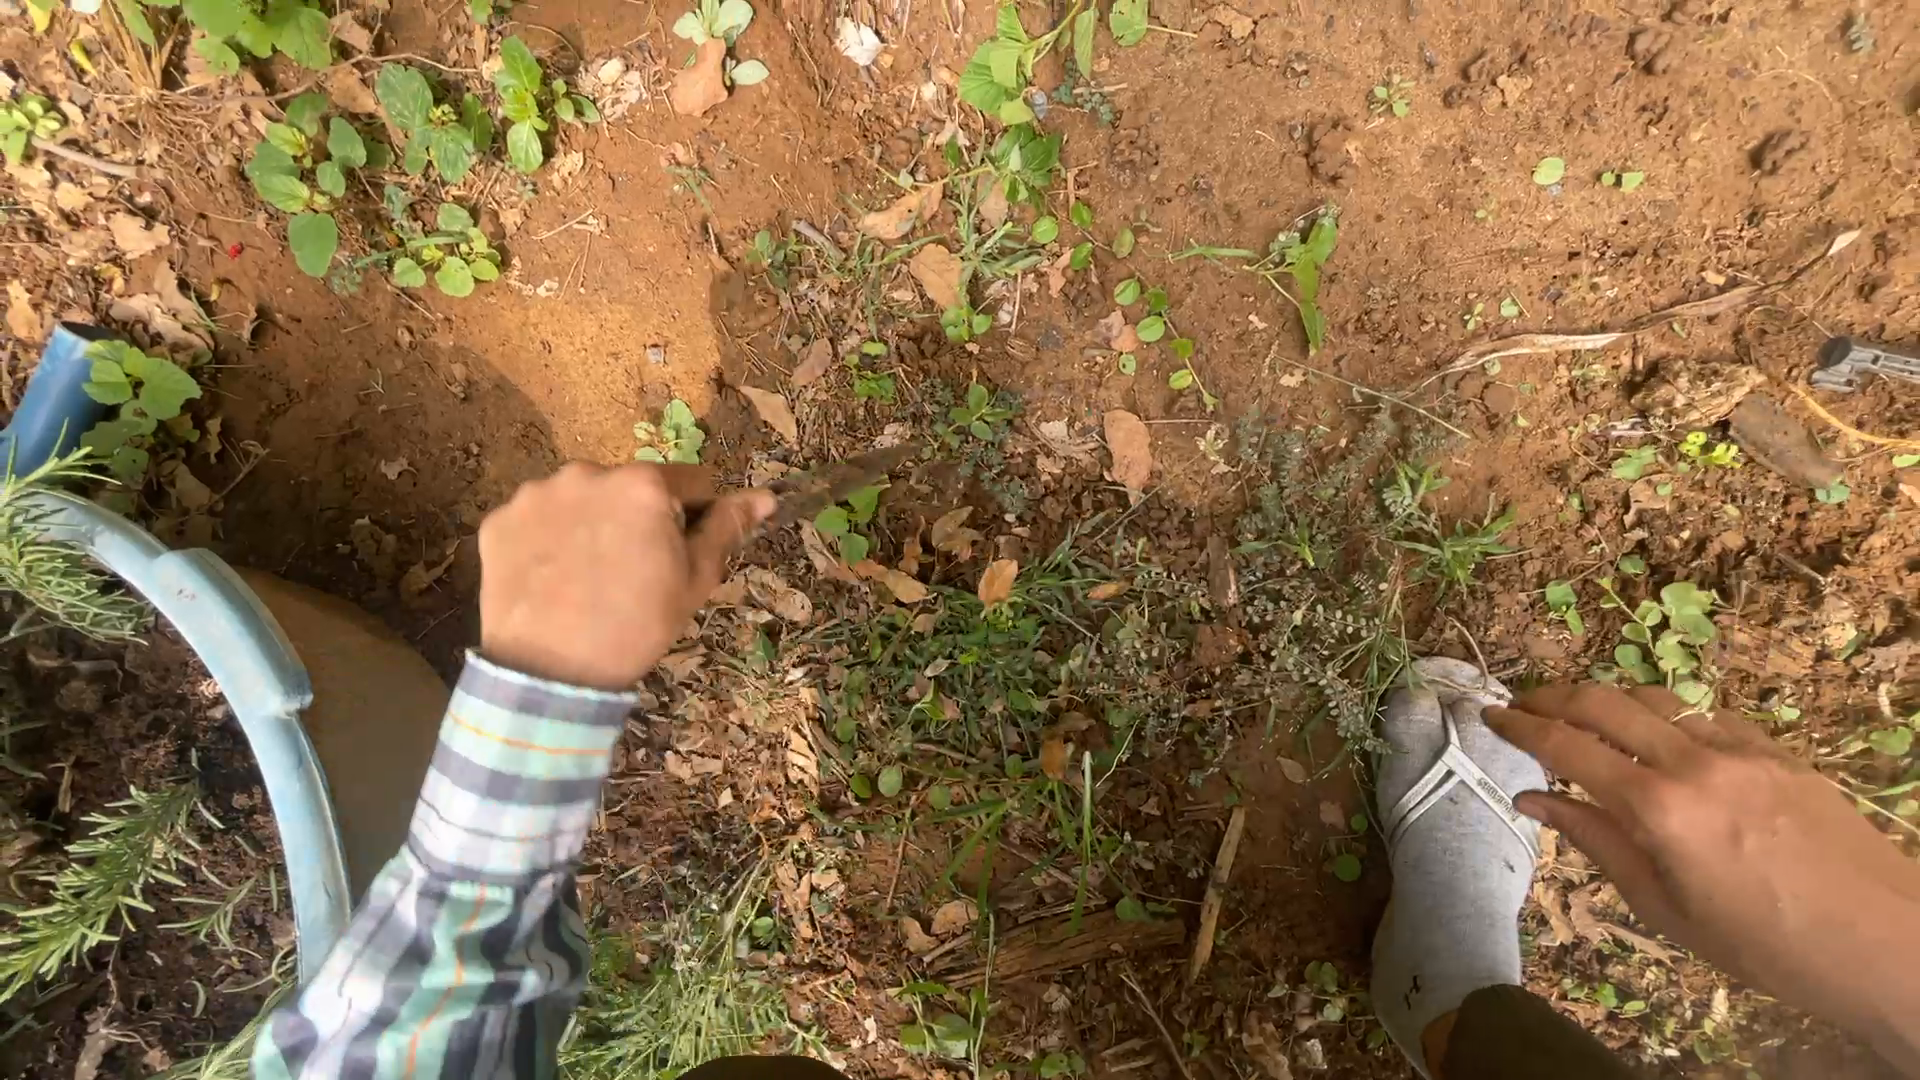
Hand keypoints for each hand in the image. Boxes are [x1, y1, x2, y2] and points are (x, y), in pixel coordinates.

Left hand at [476, 462, 773, 690]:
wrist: (553, 673)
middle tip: (636, 569)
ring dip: (596, 521)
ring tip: (591, 573)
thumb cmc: (639, 623)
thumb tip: (765, 496)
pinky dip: (552, 537)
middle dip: (641, 516)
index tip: (681, 552)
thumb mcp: (696, 578)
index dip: (694, 516)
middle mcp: (587, 472)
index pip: (691, 482)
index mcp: (643, 484)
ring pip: (586, 498)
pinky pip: (540, 517)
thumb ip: (727, 527)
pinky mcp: (498, 519)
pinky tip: (556, 575)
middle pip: (633, 486)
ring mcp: (536, 494)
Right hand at [1486, 684, 1919, 1067]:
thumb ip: (1593, 840)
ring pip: (1652, 696)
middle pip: (1601, 701)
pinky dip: (1664, 714)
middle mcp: (1694, 765)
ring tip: (1581, 713)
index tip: (1490, 715)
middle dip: (1549, 695)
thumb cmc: (1766, 946)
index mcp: (1658, 809)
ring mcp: (1743, 752)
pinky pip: (1705, 713)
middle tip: (1521, 703)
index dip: (1518, 724)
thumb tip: (1530, 799)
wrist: (1903, 955)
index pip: (1564, 744)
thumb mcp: (1663, 907)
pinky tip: (1657, 735)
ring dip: (1605, 698)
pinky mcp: (1782, 754)